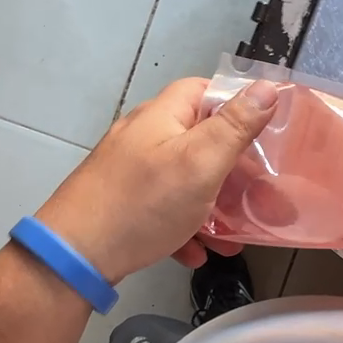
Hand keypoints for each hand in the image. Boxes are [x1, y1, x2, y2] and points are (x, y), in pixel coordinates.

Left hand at [34, 77, 278, 282]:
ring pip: (185, 181)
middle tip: (262, 197)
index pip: (205, 90)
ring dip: (214, 207)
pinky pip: (163, 210)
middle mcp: (143, 137)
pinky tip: (198, 253)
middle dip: (235, 170)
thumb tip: (268, 85)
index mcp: (162, 115)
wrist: (74, 256)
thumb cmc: (142, 204)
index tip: (266, 135)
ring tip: (236, 236)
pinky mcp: (122, 205)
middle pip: (199, 141)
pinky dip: (184, 228)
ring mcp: (130, 172)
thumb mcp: (200, 162)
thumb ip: (235, 126)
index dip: (238, 106)